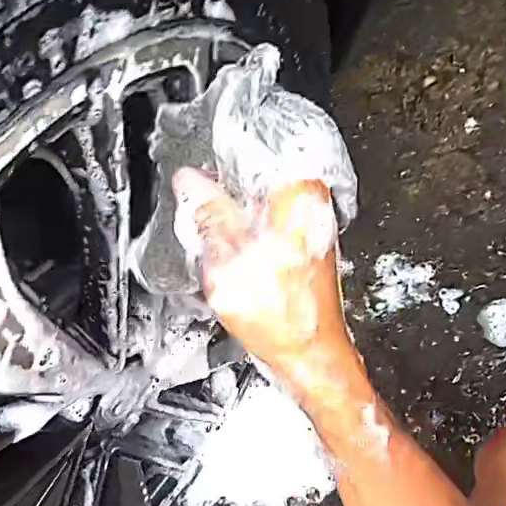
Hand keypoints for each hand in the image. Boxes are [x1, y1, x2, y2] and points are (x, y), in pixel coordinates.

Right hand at [177, 167, 364, 404]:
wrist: (314, 356)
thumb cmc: (284, 321)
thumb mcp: (228, 265)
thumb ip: (208, 216)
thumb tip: (191, 183)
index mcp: (297, 193)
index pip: (249, 149)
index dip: (214, 164)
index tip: (196, 182)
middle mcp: (312, 200)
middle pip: (254, 174)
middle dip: (224, 194)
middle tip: (204, 221)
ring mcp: (314, 221)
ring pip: (261, 199)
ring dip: (236, 216)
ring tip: (226, 248)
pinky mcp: (309, 241)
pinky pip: (271, 221)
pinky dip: (251, 233)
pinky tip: (242, 259)